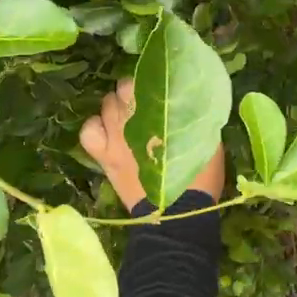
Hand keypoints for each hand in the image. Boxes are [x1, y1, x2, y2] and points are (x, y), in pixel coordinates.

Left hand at [79, 79, 224, 209]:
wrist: (177, 217)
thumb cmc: (199, 177)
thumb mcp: (207, 138)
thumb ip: (194, 113)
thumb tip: (190, 95)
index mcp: (159, 111)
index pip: (142, 79)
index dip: (150, 79)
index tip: (160, 85)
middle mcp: (132, 118)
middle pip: (122, 88)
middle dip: (132, 91)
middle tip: (145, 100)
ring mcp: (114, 138)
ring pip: (105, 105)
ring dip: (115, 106)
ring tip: (127, 115)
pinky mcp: (104, 158)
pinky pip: (88, 132)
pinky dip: (95, 126)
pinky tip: (106, 130)